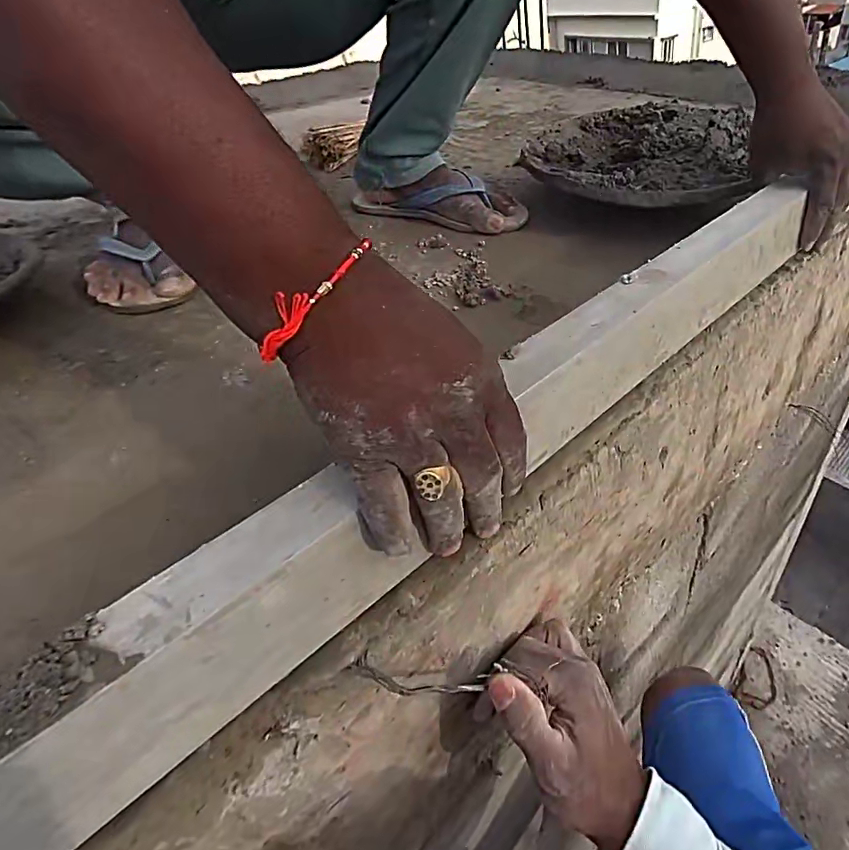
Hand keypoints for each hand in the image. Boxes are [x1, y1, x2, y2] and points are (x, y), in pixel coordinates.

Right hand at [281, 260, 525, 556]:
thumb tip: (478, 429)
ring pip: (441, 499)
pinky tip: (399, 545)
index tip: (511, 490)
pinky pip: (385, 505)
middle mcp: (453, 414)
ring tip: (448, 545)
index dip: (514, 473)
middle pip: (482, 476)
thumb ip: (472, 386)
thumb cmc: (393, 313)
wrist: (334, 303)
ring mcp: (410, 436)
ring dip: (447, 528)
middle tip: (487, 529)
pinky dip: (393, 531)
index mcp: (481, 382)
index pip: (511, 441)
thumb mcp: (456, 342)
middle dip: (487, 510)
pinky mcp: (365, 452)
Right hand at [483, 619, 646, 849]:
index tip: (482, 713)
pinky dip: (537, 658)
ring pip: (546, 637)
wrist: (622, 805)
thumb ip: (523, 719)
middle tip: (490, 706)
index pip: (521, 657)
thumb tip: (496, 682)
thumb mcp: (549, 763)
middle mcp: (581, 666)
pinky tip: (528, 688)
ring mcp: (586, 669)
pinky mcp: (586, 678)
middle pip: (532, 642)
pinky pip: (557, 649)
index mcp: (572, 681)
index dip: (495, 681)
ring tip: (508, 691)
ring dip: (522, 656)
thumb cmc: (584, 790)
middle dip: (505, 667)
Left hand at [750, 79, 848, 250]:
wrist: (786, 79)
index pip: (822, 207)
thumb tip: (764, 204)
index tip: (806, 247)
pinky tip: (838, 187)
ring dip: (839, 202)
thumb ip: (766, 187)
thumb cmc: (773, 119)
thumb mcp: (762, 163)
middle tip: (818, 241)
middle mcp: (845, 155)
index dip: (813, 229)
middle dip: (828, 222)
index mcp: (827, 165)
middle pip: (840, 199)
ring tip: (829, 220)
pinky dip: (845, 180)